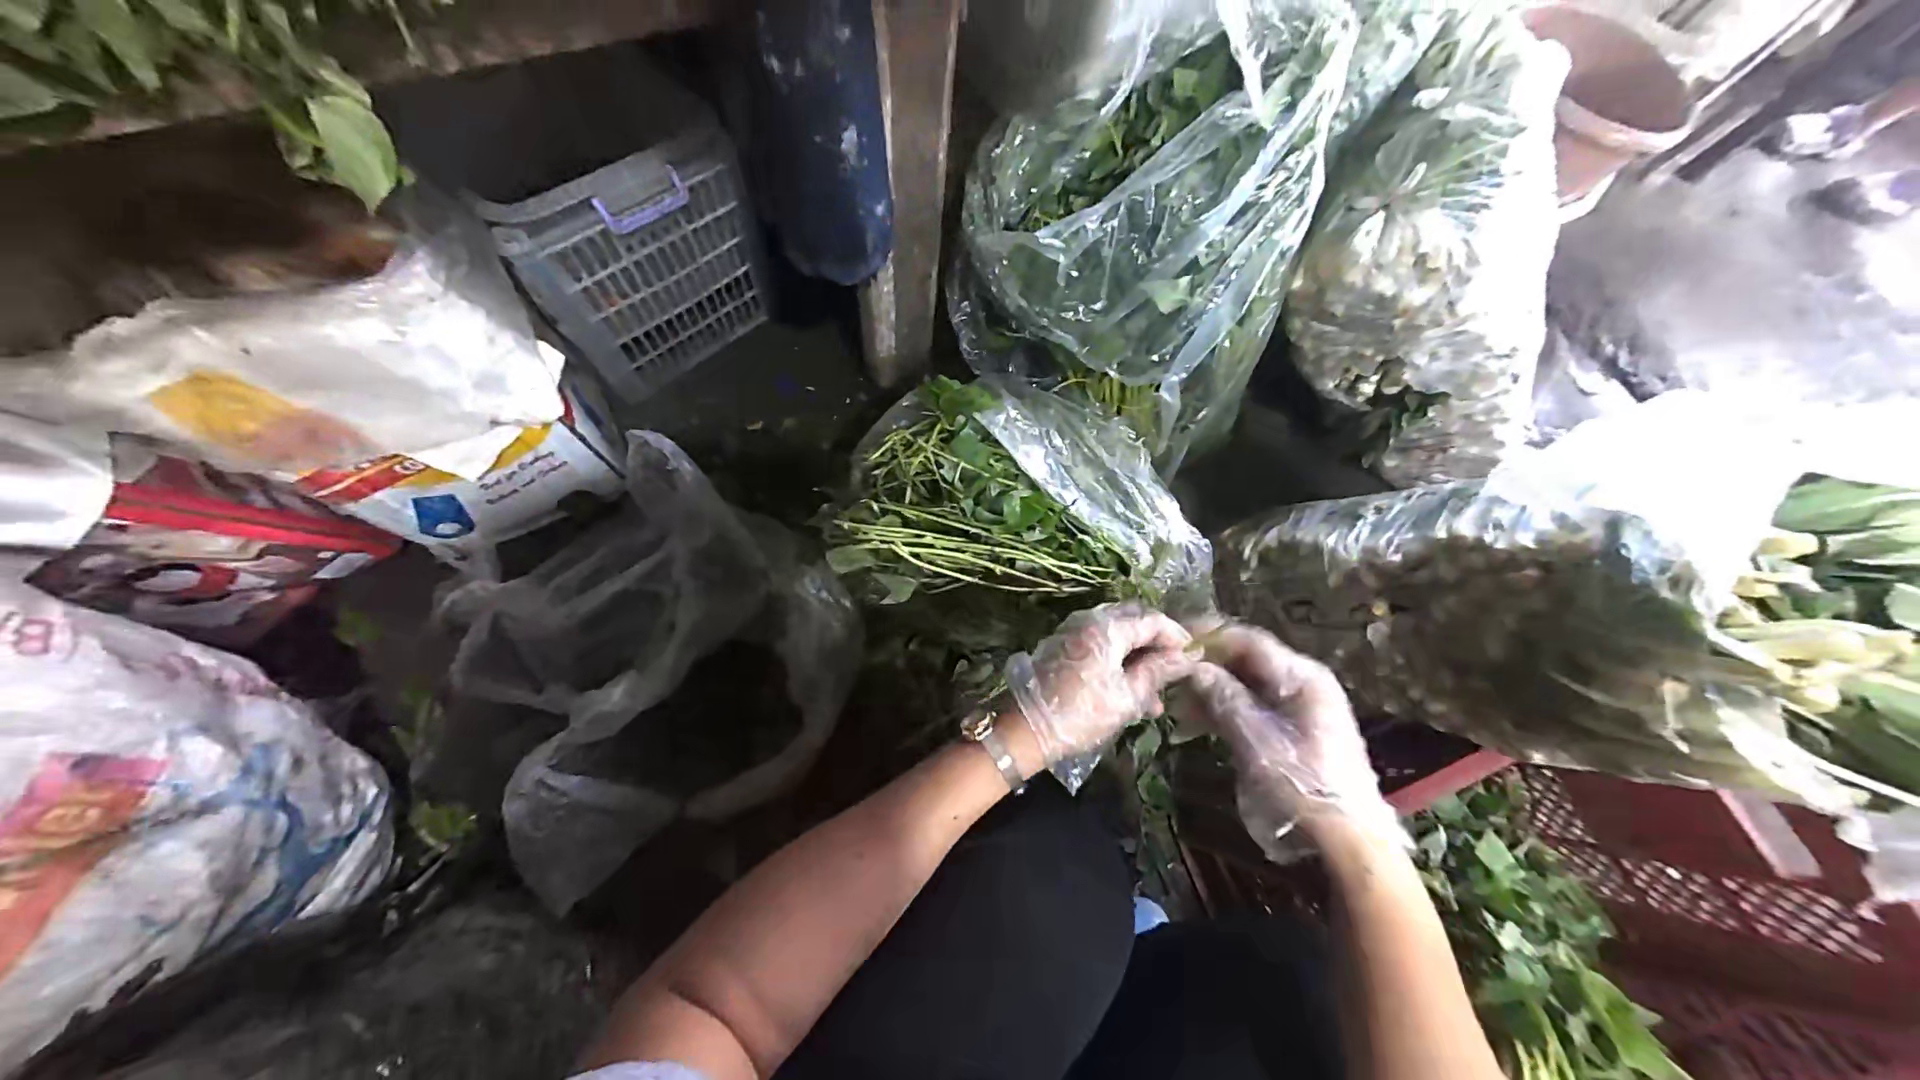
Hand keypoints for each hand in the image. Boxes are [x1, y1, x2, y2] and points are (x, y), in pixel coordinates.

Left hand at [1004, 602, 1193, 791]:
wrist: (1025, 729)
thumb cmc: (1081, 714)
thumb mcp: (1127, 697)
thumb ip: (1157, 672)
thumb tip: (1186, 658)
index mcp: (1106, 627)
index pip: (1152, 620)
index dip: (1176, 637)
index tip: (1193, 656)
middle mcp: (1087, 621)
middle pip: (1133, 621)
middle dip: (1157, 644)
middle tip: (1175, 670)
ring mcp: (1071, 632)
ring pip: (1116, 636)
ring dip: (1137, 657)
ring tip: (1155, 696)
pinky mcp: (1062, 648)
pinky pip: (1098, 645)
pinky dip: (1117, 661)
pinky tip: (1129, 692)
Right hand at [1184, 622, 1401, 853]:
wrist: (1345, 840)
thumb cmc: (1302, 784)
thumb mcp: (1256, 739)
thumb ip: (1224, 697)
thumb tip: (1194, 667)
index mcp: (1302, 677)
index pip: (1248, 640)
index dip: (1209, 636)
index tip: (1173, 640)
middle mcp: (1302, 684)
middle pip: (1245, 661)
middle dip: (1206, 667)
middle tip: (1169, 675)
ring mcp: (1298, 708)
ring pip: (1244, 685)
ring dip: (1210, 691)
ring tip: (1177, 705)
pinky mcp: (1291, 730)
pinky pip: (1251, 707)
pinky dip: (1223, 711)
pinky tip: (1196, 723)